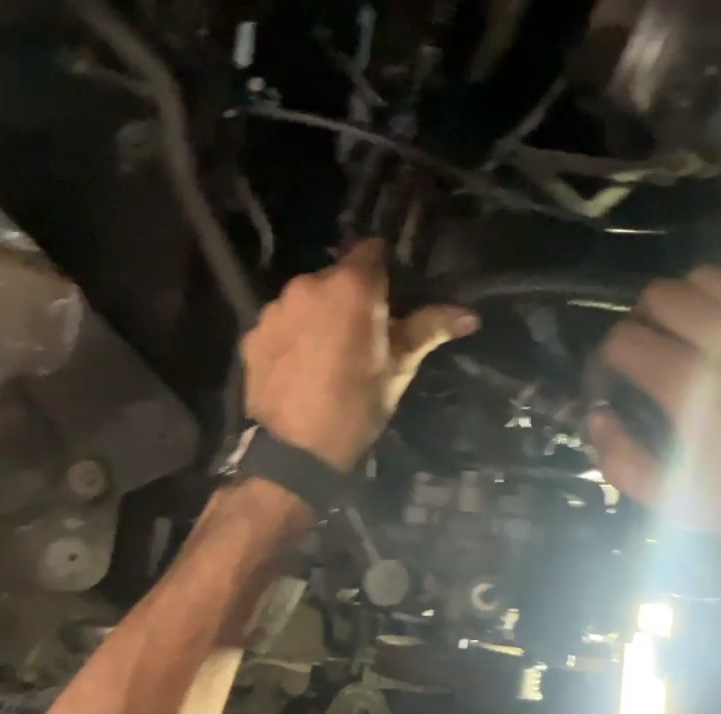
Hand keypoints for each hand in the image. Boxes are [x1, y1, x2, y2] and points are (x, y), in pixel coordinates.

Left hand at [242, 240, 476, 469]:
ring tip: (324, 355)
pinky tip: (297, 367)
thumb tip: (468, 315)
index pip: (372, 252)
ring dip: (316, 317)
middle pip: (334, 278)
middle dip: (348, 299)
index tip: (389, 298)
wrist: (295, 452)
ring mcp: (274, 310)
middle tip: (359, 336)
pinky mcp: (251, 335)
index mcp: (351, 287)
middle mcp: (307, 285)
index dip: (383, 272)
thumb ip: (429, 330)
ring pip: (303, 301)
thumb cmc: (356, 408)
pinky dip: (290, 337)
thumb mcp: (398, 369)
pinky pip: (279, 325)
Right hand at [587, 267, 720, 558]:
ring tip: (683, 341)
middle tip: (642, 359)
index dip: (603, 361)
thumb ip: (621, 461)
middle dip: (637, 324)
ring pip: (703, 279)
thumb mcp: (676, 503)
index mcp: (689, 385)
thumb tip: (598, 417)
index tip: (609, 387)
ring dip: (680, 306)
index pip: (622, 340)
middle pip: (657, 295)